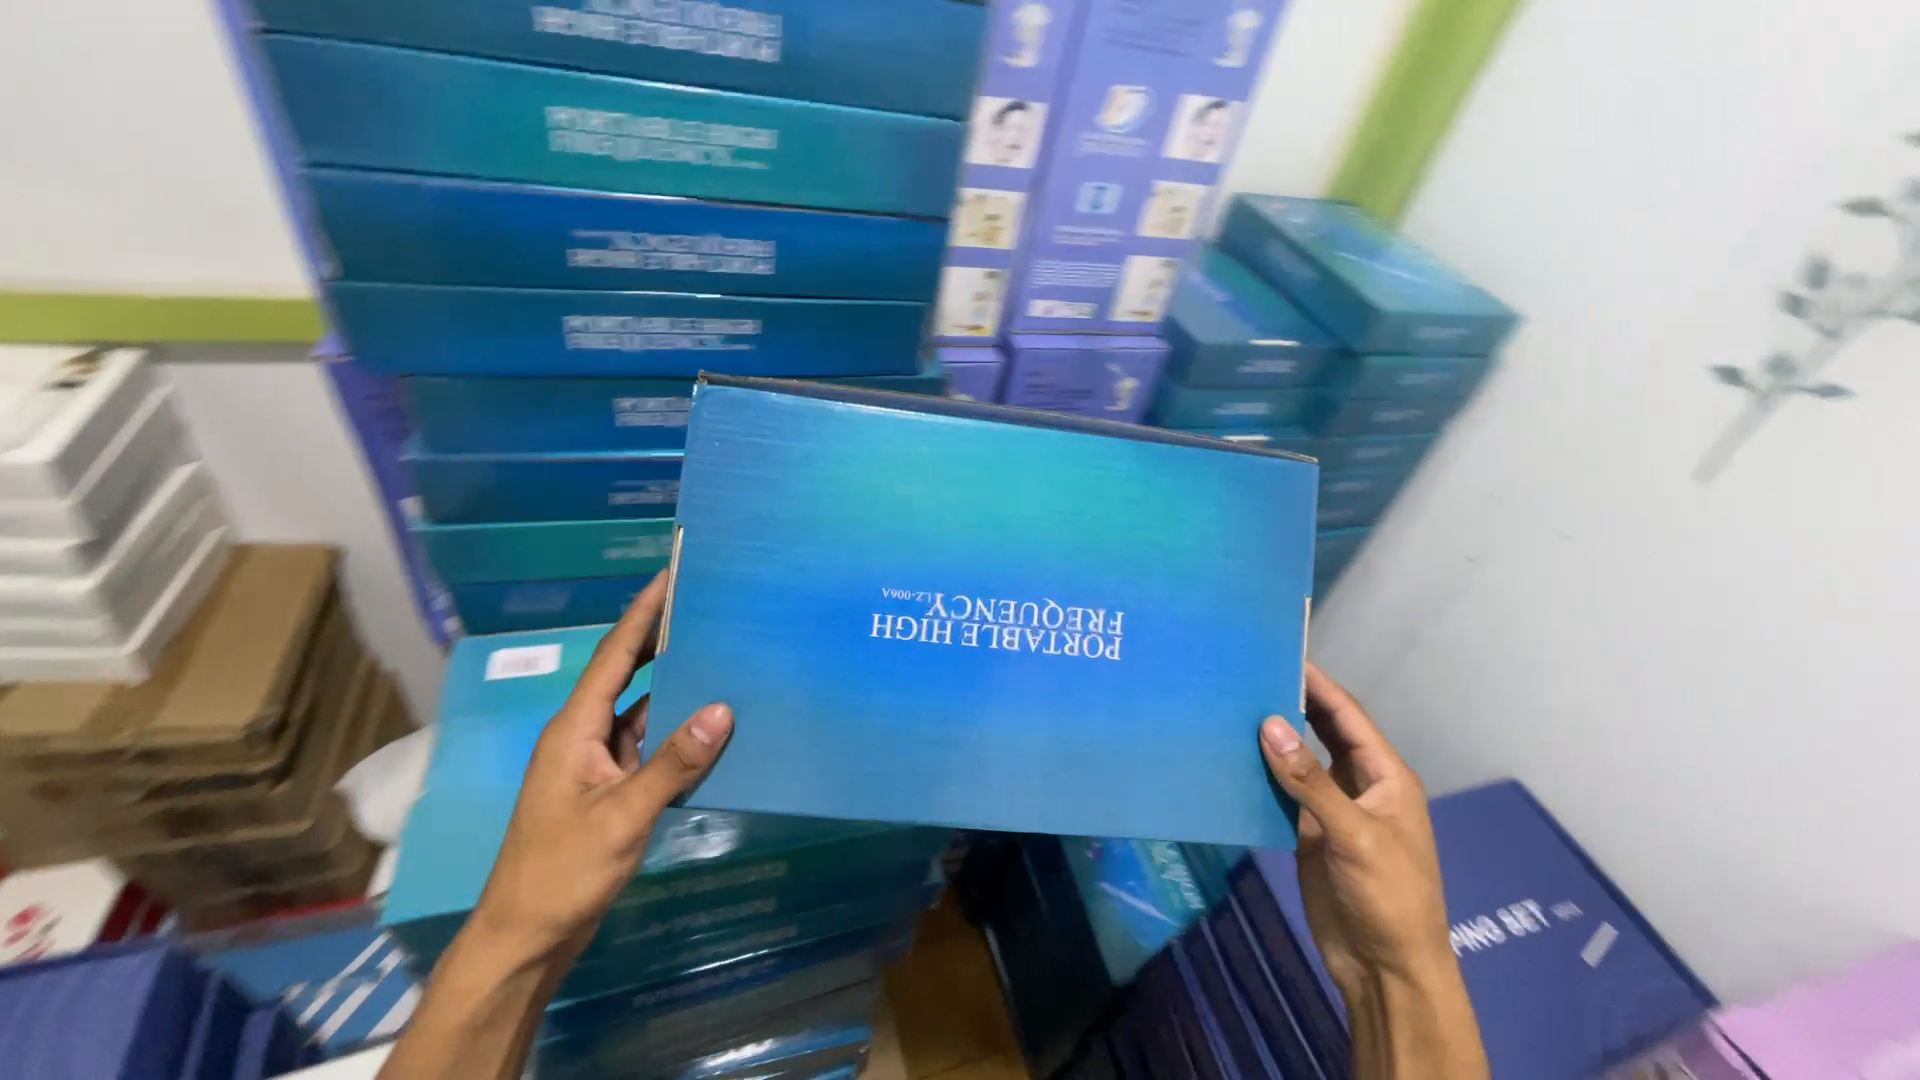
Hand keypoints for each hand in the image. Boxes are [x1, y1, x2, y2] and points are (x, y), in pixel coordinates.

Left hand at [471, 573, 734, 967]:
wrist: (526, 936)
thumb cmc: (563, 871)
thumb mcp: (623, 816)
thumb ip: (673, 762)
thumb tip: (723, 709)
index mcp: (575, 728)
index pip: (614, 656)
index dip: (643, 613)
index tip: (670, 575)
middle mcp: (583, 735)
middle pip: (624, 672)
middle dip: (659, 636)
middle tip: (704, 605)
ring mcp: (594, 762)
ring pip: (639, 709)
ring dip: (673, 684)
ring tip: (716, 654)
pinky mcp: (608, 788)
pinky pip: (647, 743)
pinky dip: (675, 729)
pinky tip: (707, 724)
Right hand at [1259, 664, 1449, 985]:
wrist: (1385, 966)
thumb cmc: (1388, 896)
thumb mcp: (1353, 835)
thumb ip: (1310, 781)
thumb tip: (1268, 723)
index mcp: (1386, 777)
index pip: (1348, 717)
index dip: (1318, 684)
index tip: (1282, 653)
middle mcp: (1360, 785)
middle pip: (1324, 731)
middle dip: (1294, 702)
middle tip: (1249, 673)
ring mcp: (1333, 809)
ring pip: (1300, 760)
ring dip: (1274, 736)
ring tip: (1232, 705)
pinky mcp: (1309, 832)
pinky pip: (1283, 791)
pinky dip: (1261, 772)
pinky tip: (1231, 757)